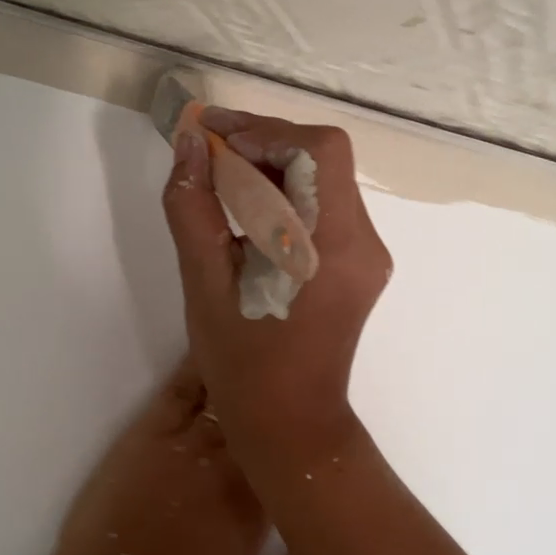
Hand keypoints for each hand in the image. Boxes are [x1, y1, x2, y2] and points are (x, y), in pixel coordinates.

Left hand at [43, 357, 314, 554]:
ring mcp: (190, 438)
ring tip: (266, 332)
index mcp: (263, 502)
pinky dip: (204, 359)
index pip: (296, 447)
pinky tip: (219, 337)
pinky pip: (185, 383)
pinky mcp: (153, 426)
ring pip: (230, 387)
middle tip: (299, 353)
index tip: (321, 398)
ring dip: (249, 363)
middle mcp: (232, 462)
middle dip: (283, 383)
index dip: (307, 421)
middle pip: (266, 408)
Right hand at [161, 109, 393, 447]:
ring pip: (321, 178)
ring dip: (270, 165)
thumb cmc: (242, 361)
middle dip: (262, 143)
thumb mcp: (203, 281)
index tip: (213, 137)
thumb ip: (193, 206)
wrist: (289, 424)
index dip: (265, 131)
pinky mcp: (357, 263)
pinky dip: (281, 192)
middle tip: (208, 151)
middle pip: (322, 159)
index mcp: (332, 246)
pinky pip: (321, 205)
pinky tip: (244, 210)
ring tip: (218, 178)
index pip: (319, 151)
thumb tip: (189, 143)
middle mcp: (363, 241)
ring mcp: (365, 253)